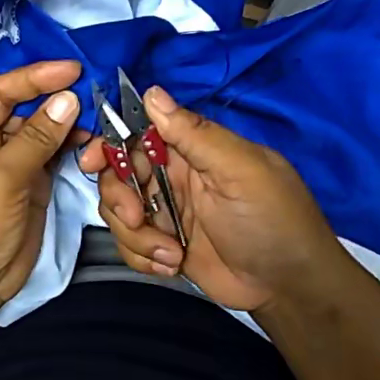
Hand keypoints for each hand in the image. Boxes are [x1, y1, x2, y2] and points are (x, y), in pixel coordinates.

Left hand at [0, 60, 85, 315]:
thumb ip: (35, 139)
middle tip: (94, 94)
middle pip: (23, 107)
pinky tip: (92, 143)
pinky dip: (72, 147)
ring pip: (42, 131)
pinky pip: (53, 155)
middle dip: (55, 99)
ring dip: (68, 124)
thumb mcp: (1, 178)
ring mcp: (10, 162)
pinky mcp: (31, 183)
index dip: (33, 76)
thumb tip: (67, 99)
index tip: (71, 69)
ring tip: (98, 120)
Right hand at [79, 86, 345, 310]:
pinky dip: (143, 257)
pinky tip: (172, 264)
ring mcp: (164, 213)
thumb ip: (194, 133)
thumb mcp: (240, 170)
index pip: (137, 134)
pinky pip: (127, 244)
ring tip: (171, 254)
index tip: (90, 161)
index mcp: (191, 150)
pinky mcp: (159, 245)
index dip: (108, 144)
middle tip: (135, 218)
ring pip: (117, 213)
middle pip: (116, 175)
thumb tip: (152, 93)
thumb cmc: (273, 220)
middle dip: (118, 199)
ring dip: (136, 237)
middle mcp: (171, 177)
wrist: (288, 287)